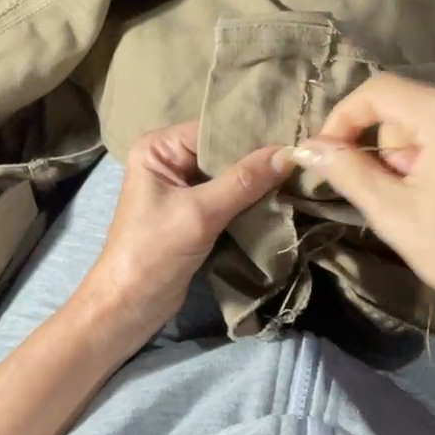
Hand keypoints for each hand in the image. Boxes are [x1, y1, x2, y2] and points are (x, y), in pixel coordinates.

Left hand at [78, 122, 288, 344]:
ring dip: (259, 182)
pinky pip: (229, 198)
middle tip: (304, 158)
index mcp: (158, 148)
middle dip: (259, 159)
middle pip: (223, 151)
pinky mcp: (194, 214)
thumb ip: (244, 182)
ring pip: (230, 176)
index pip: (213, 130)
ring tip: (300, 176)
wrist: (130, 305)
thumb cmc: (153, 252)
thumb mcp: (200, 213)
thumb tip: (288, 153)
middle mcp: (168, 160)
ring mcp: (182, 188)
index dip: (252, 134)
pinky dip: (251, 201)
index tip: (294, 136)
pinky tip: (282, 198)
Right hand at [279, 74, 434, 370]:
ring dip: (414, 155)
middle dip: (388, 147)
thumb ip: (345, 170)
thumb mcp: (392, 212)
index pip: (381, 90)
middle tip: (392, 196)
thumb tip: (306, 147)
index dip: (344, 118)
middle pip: (409, 106)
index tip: (327, 155)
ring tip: (425, 205)